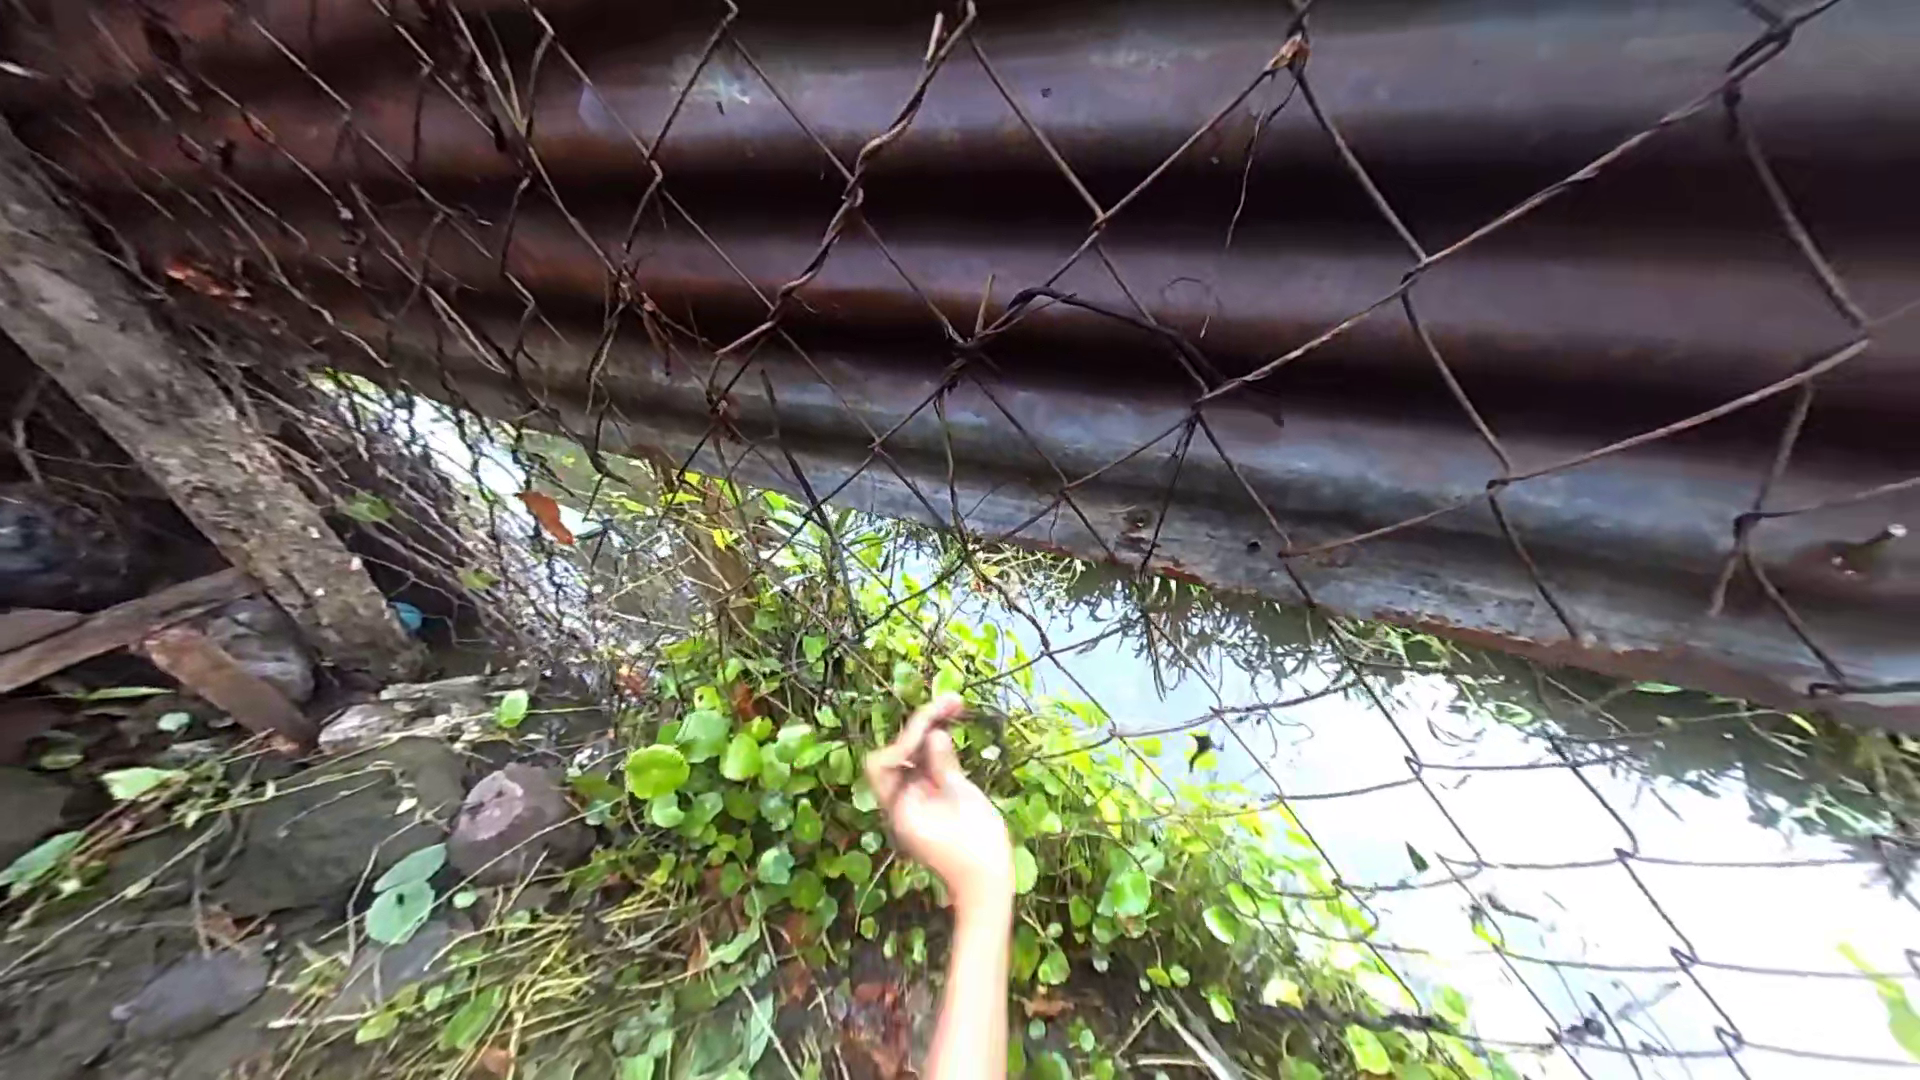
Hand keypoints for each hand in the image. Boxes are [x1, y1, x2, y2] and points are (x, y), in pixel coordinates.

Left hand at [865, 694, 1012, 912]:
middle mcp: (902, 800)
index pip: (884, 763)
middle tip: (951, 702)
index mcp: (900, 808)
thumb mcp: (964, 805)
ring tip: (956, 703)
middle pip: (898, 752)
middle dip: (920, 725)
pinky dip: (939, 743)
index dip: (905, 741)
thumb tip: (934, 734)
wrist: (988, 888)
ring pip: (914, 753)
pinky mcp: (936, 796)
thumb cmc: (978, 852)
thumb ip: (944, 768)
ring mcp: (918, 798)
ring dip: (931, 727)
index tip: (932, 732)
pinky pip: (929, 762)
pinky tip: (954, 723)